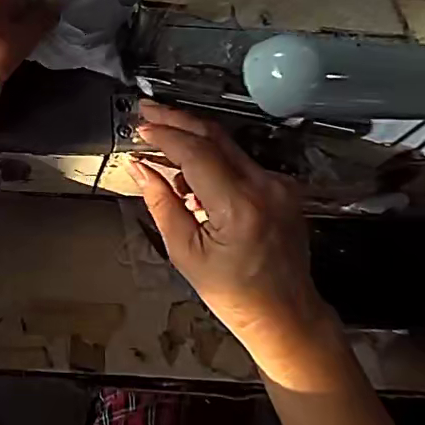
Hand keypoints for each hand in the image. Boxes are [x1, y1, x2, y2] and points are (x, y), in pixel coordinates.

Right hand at [127, 101, 334, 357]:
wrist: (285, 314)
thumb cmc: (235, 293)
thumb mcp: (184, 252)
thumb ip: (161, 201)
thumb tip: (140, 167)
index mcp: (239, 207)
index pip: (196, 152)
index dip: (164, 135)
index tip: (140, 128)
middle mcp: (265, 187)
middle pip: (214, 135)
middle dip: (176, 119)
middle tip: (146, 111)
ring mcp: (278, 184)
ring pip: (226, 145)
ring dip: (191, 139)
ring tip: (159, 148)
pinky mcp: (281, 186)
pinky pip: (239, 161)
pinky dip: (211, 159)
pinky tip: (189, 175)